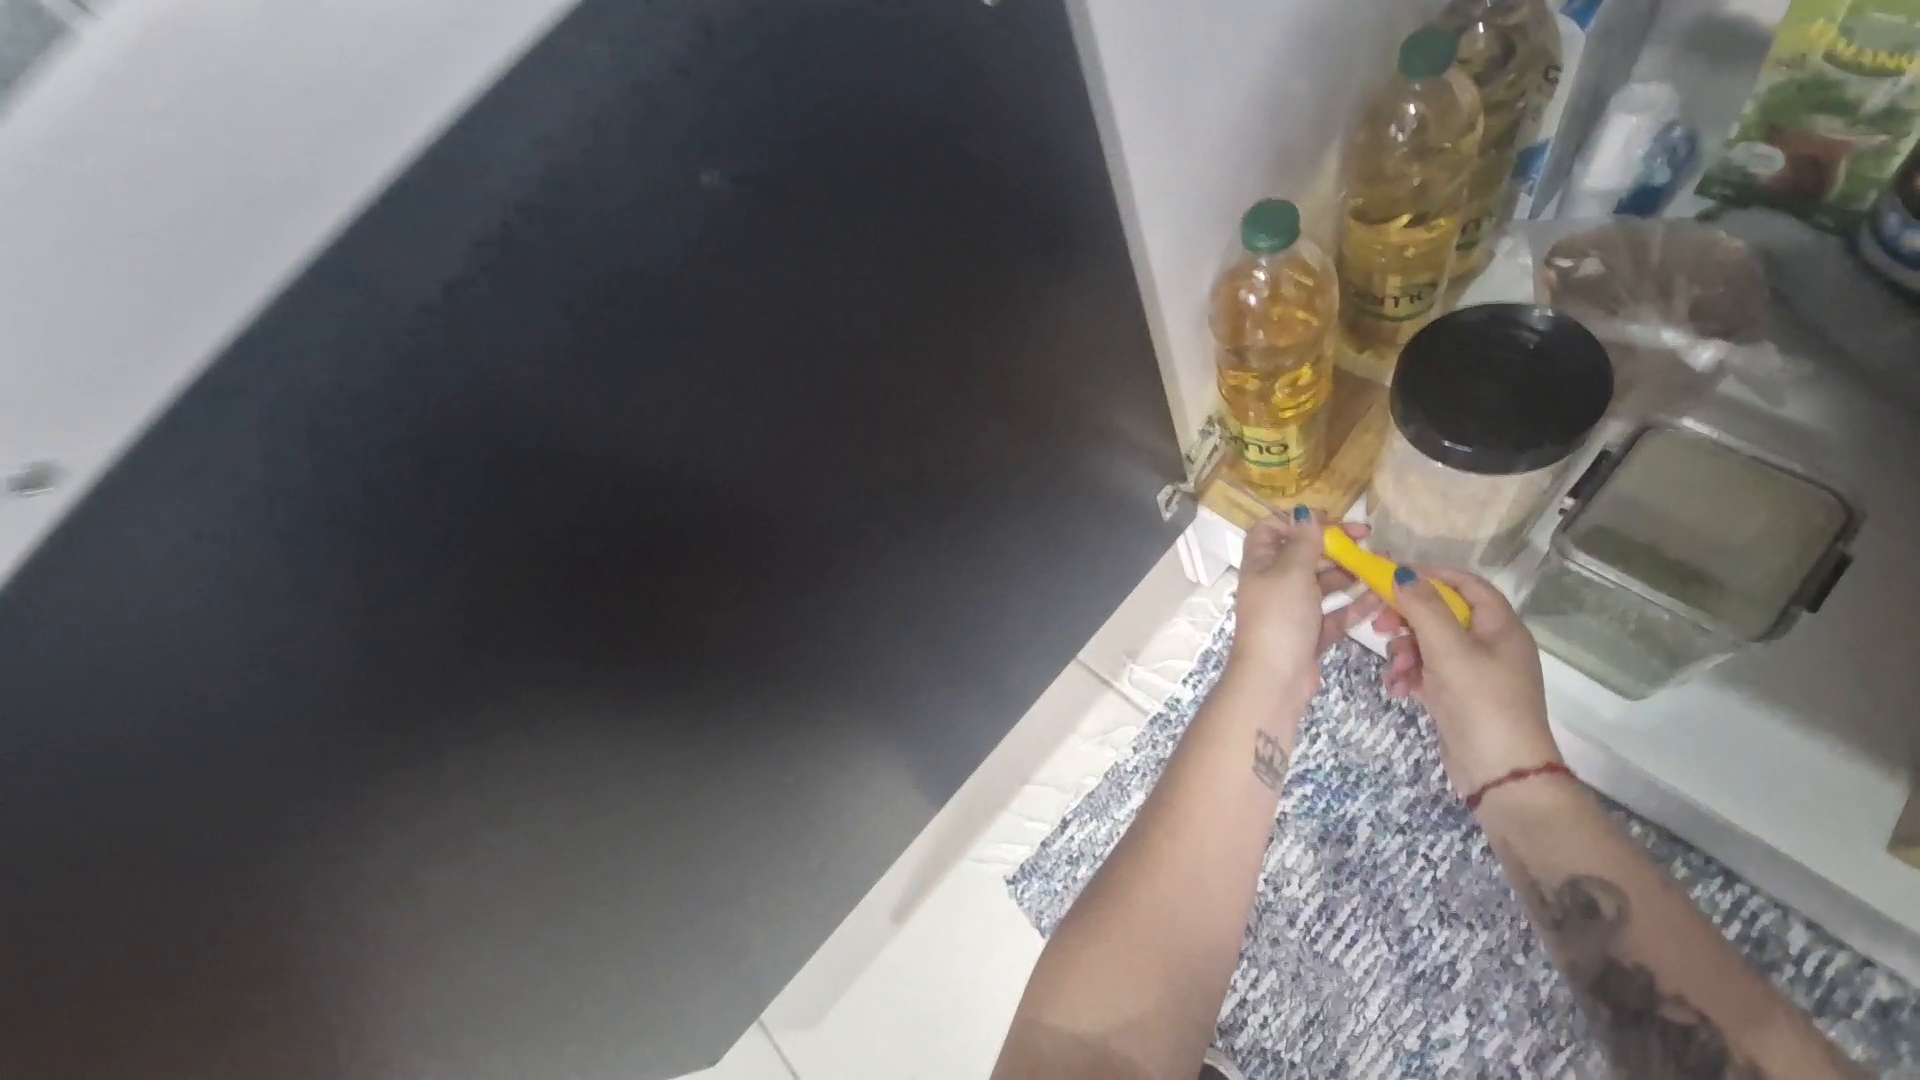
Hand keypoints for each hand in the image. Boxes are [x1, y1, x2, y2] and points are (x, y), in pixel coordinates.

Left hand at [1228, 508, 1382, 701]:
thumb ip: (1304, 542)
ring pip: (1322, 585)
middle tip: (1368, 541)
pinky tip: (1381, 598)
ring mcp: (1292, 610)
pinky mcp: (1310, 634)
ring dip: (1350, 575)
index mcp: (1260, 564)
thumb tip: (1304, 513)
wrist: (1274, 678)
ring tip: (1380, 567)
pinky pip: (1335, 614)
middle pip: (1303, 555)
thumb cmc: (1279, 617)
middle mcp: (1274, 584)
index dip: (1298, 521)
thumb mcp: (1291, 571)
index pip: (1271, 530)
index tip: (1331, 521)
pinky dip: (1355, 605)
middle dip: (1334, 547)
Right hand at [1370, 566, 1561, 800]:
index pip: (1466, 584)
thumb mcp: (1449, 650)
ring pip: (1429, 644)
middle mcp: (1490, 644)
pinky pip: (1427, 672)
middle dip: (1407, 619)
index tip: (1391, 577)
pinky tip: (1398, 689)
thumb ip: (1424, 609)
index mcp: (1500, 627)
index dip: (1430, 575)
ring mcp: (1474, 672)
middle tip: (1379, 626)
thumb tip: (1402, 573)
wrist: (1501, 772)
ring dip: (1404, 652)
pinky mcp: (1459, 695)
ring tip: (1395, 670)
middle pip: (1441, 614)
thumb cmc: (1480, 701)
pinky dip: (1410, 675)